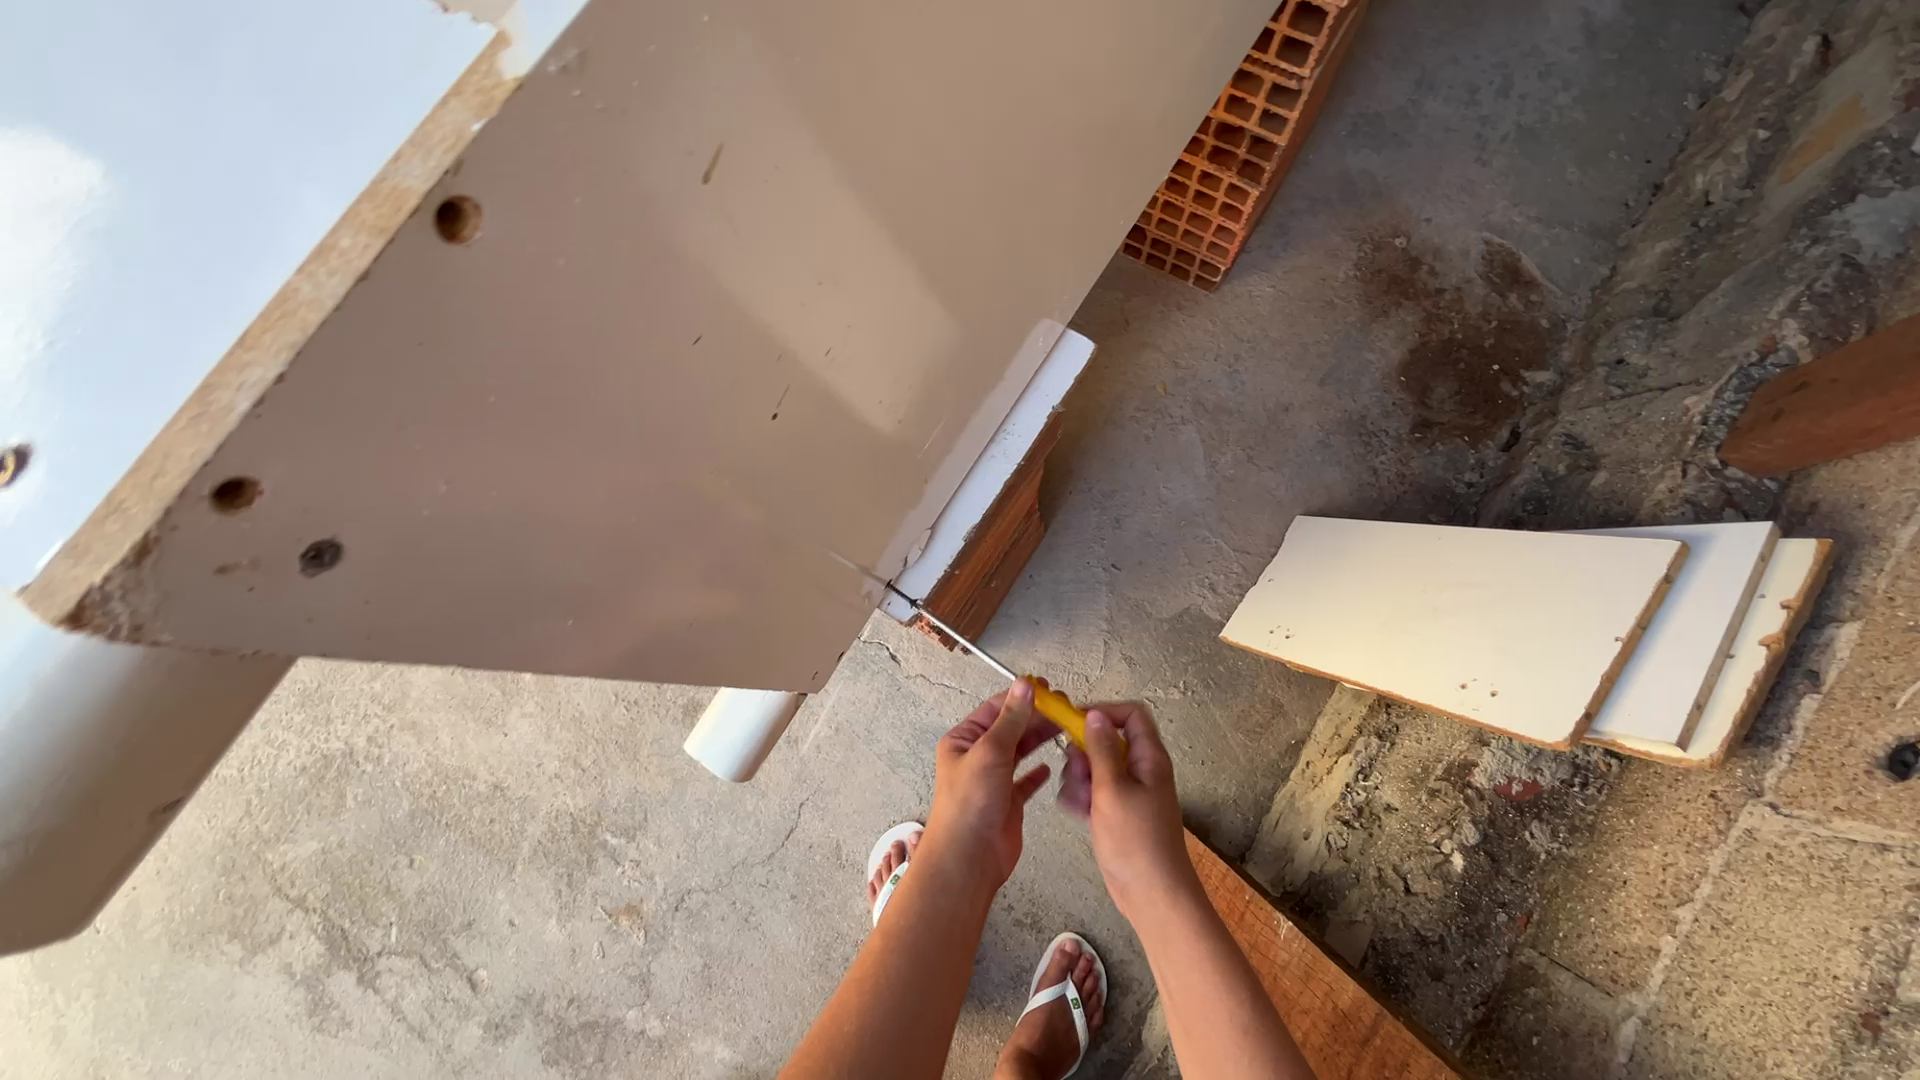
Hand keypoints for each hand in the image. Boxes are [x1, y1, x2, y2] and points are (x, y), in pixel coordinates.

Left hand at [920, 681, 1061, 890]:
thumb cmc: (971, 802)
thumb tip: (1024, 685)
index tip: (1049, 689)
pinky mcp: (1008, 802)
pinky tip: (1051, 765)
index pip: (996, 709)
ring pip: (1021, 751)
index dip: (1021, 696)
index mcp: (964, 740)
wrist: (969, 857)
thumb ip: (1011, 719)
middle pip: (1011, 728)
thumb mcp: (990, 751)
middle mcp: (978, 756)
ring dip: (1040, 739)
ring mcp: (993, 779)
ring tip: (1066, 727)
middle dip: (1036, 717)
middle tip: (1066, 708)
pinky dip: (1038, 772)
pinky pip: (1026, 781)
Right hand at [1056, 703, 1197, 920]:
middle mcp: (1141, 769)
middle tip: (1078, 774)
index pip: (1131, 714)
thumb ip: (1101, 749)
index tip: (1074, 724)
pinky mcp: (1116, 811)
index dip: (1103, 712)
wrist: (1152, 895)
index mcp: (1149, 758)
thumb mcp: (1112, 789)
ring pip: (1095, 766)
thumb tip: (1095, 714)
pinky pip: (1093, 790)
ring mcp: (1128, 791)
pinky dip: (1082, 797)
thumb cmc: (1136, 841)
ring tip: (1079, 802)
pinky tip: (1077, 813)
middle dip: (1083, 753)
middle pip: (1107, 740)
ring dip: (1079, 778)